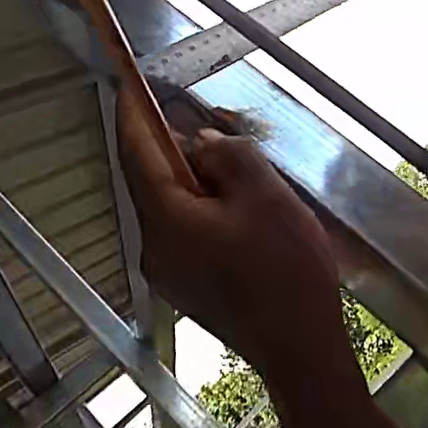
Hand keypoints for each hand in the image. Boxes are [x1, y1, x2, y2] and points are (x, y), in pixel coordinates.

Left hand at [125, 127, 345, 373]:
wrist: (299, 346)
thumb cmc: (285, 269)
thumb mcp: (265, 197)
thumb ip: (229, 156)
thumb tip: (202, 144)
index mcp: (166, 219)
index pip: (137, 151)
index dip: (133, 111)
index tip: (128, 80)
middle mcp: (155, 247)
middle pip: (153, 181)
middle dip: (175, 149)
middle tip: (208, 128)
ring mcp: (170, 273)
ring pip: (173, 209)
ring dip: (195, 183)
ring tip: (236, 173)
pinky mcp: (190, 288)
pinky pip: (187, 234)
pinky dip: (203, 211)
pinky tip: (239, 213)